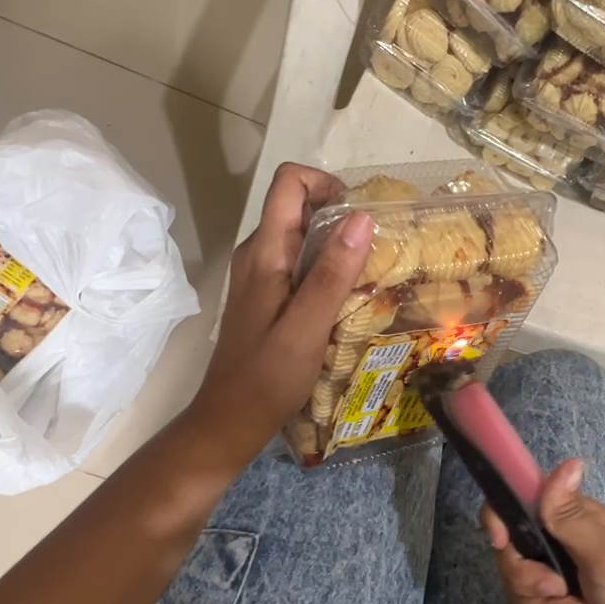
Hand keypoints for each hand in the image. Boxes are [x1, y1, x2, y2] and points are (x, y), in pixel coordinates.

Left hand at [185, 163, 371, 462]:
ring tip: (366, 276)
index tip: (360, 216)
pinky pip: (298, 265)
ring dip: (334, 244)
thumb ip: (332, 273)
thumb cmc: (268, 378)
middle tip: (374, 250)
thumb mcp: (307, 327)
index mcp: (263, 253)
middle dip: (338, 215)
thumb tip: (362, 217)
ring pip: (299, 236)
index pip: (288, 182)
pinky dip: (324, 269)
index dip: (326, 183)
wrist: (230, 420)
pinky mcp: (265, 297)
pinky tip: (344, 300)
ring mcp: (258, 276)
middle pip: (296, 205)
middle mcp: (256, 254)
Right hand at [485, 459, 604, 603]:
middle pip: (512, 559)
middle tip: (560, 591)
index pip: (522, 505)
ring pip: (520, 599)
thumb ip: (571, 517)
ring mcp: (564, 592)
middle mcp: (566, 553)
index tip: (500, 542)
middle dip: (531, 584)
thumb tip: (568, 460)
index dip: (501, 521)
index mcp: (578, 525)